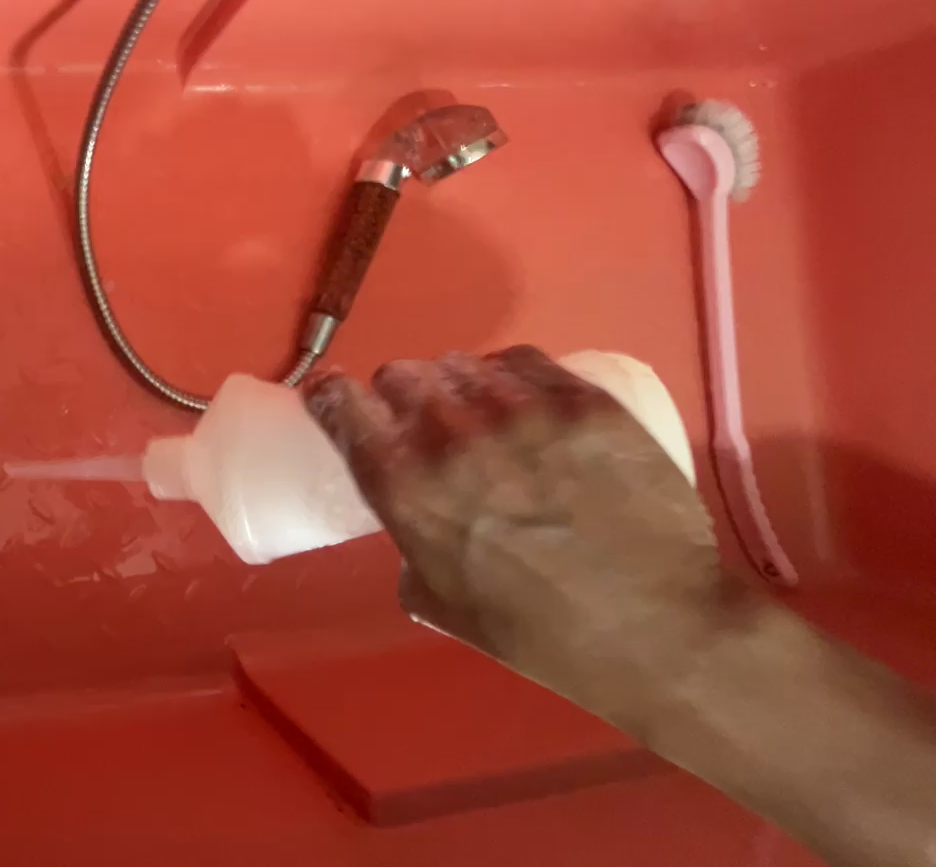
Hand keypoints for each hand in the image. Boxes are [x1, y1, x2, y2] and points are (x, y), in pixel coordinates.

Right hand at [306, 346, 755, 714]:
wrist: (658, 630)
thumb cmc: (531, 630)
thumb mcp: (432, 595)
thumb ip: (406, 538)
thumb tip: (414, 518)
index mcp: (396, 478)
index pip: (336, 401)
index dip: (332, 398)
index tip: (340, 404)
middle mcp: (442, 430)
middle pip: (397, 374)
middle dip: (400, 397)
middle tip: (426, 425)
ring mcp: (513, 409)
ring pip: (457, 362)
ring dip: (457, 386)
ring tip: (484, 415)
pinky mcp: (577, 399)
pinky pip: (521, 360)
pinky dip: (512, 375)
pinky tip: (526, 403)